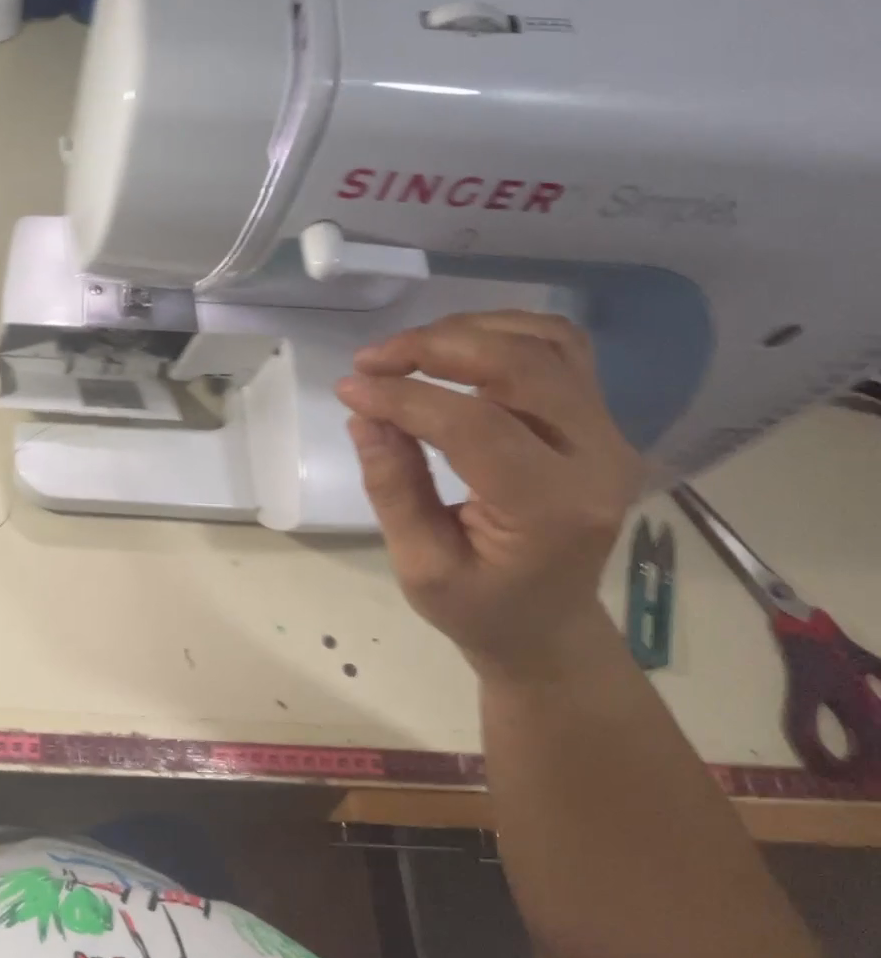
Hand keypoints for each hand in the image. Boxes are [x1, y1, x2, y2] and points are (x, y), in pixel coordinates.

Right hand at [335, 311, 644, 673]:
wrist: (547, 625)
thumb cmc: (478, 608)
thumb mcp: (420, 566)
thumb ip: (394, 489)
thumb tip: (364, 416)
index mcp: (550, 509)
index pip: (475, 426)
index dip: (405, 398)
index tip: (347, 389)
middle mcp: (597, 459)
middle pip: (522, 365)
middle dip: (436, 347)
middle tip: (370, 361)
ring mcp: (609, 434)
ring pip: (547, 344)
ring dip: (468, 332)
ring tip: (406, 352)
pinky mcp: (601, 422)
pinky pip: (560, 352)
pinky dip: (501, 335)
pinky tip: (452, 350)